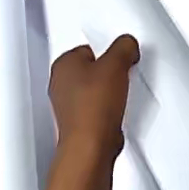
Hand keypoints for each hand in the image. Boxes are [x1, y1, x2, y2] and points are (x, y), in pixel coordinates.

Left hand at [48, 35, 139, 162]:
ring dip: (108, 92)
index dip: (109, 51)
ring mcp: (67, 104)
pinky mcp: (78, 122)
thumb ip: (124, 47)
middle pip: (91, 68)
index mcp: (63, 64)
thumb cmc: (93, 108)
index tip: (121, 55)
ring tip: (119, 96)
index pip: (89, 47)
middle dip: (108, 72)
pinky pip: (96, 107)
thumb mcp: (116, 64)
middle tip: (121, 75)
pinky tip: (115, 112)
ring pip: (94, 89)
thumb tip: (128, 45)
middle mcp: (60, 83)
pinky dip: (107, 109)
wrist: (91, 145)